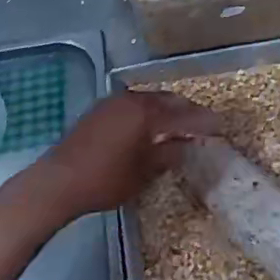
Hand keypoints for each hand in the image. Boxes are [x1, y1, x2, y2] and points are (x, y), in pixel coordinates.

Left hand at [26, 90, 220, 221]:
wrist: (59, 180)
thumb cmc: (105, 179)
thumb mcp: (143, 172)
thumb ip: (168, 154)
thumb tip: (188, 145)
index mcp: (145, 113)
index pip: (184, 114)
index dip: (203, 121)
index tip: (220, 127)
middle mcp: (131, 100)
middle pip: (167, 100)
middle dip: (186, 111)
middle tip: (203, 124)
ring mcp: (113, 102)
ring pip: (149, 99)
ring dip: (166, 109)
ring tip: (180, 125)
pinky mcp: (100, 110)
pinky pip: (133, 104)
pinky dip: (148, 111)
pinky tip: (151, 126)